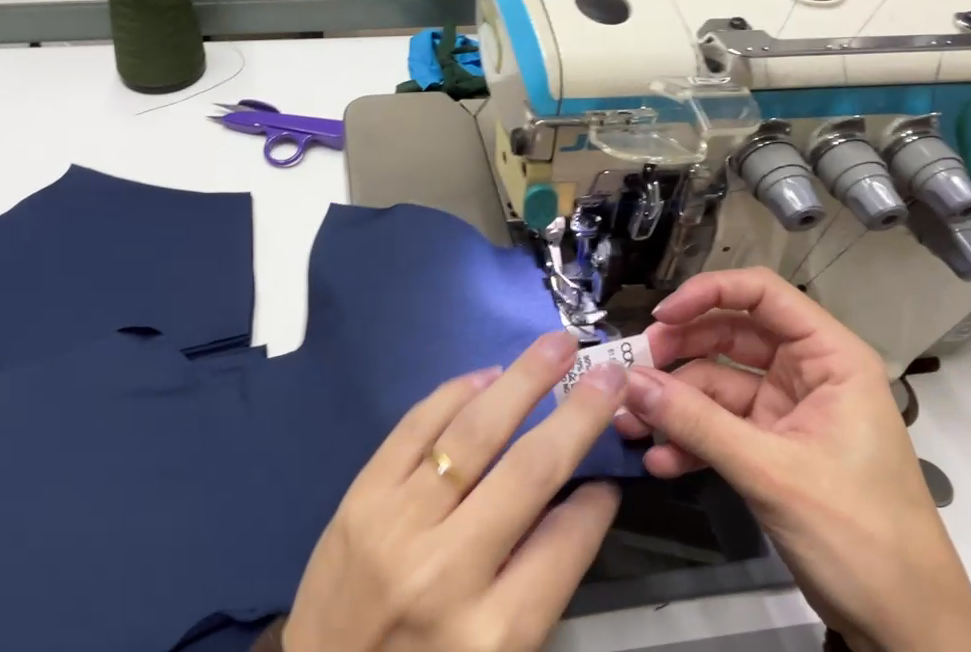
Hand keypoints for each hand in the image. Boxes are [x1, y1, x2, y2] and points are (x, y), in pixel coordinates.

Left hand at [284, 331, 625, 651]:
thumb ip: (537, 583)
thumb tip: (579, 501)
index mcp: (493, 631)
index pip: (564, 543)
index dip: (596, 503)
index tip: (611, 475)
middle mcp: (446, 570)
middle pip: (527, 473)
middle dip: (575, 417)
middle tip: (607, 373)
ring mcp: (396, 525)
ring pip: (470, 435)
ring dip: (519, 383)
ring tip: (554, 346)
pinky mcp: (359, 498)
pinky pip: (413, 430)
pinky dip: (453, 395)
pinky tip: (485, 375)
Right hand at [614, 269, 970, 651]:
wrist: (904, 624)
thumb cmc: (860, 535)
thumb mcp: (772, 472)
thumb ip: (697, 423)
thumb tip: (630, 383)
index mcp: (830, 360)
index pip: (763, 295)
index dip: (708, 293)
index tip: (660, 317)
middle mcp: (807, 375)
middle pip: (729, 337)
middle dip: (678, 355)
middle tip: (633, 375)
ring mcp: (787, 413)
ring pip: (715, 385)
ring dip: (673, 405)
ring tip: (632, 426)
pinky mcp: (771, 449)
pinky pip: (718, 427)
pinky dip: (689, 440)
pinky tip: (660, 461)